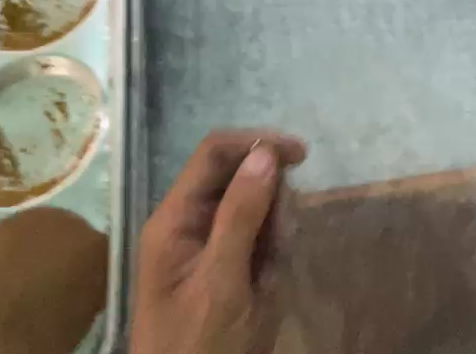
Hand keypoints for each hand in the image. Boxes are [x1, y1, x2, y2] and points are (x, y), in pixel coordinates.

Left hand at [131, 129, 308, 353]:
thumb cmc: (198, 348)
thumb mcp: (221, 282)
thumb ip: (242, 215)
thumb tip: (265, 152)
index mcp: (174, 218)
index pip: (215, 151)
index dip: (257, 142)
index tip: (300, 156)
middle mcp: (185, 222)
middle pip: (235, 174)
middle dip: (268, 195)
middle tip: (282, 236)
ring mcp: (201, 243)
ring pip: (250, 203)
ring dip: (271, 225)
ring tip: (270, 271)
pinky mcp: (219, 264)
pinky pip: (253, 234)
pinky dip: (270, 248)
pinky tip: (267, 281)